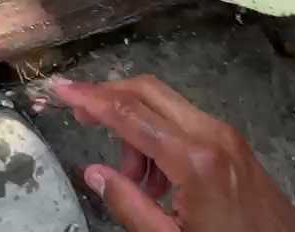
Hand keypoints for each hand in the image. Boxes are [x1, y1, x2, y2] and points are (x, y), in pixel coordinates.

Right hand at [51, 76, 294, 231]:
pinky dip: (159, 137)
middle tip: (81, 118)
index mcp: (195, 160)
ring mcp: (226, 135)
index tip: (60, 88)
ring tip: (133, 178)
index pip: (129, 112)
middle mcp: (211, 133)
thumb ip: (130, 205)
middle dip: (109, 99)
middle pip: (146, 90)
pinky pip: (183, 122)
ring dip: (136, 126)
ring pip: (163, 104)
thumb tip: (93, 173)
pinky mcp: (234, 144)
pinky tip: (158, 180)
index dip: (90, 98)